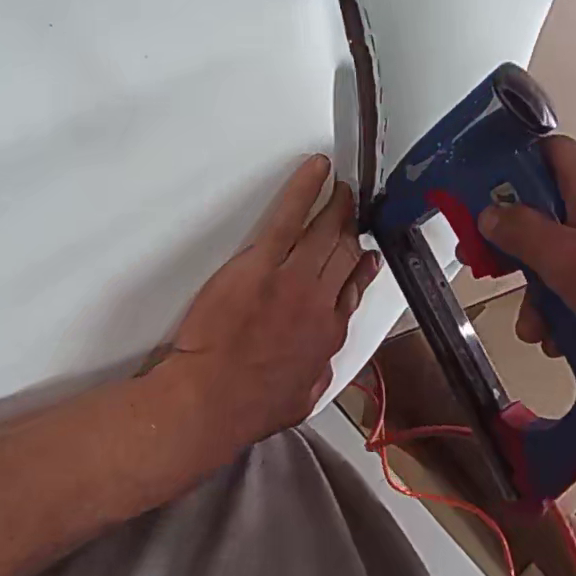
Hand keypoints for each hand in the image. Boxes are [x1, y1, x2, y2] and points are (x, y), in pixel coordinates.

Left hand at [166, 155, 381, 449]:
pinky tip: (315, 170)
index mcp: (327, 334)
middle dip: (352, 228)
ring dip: (337, 205)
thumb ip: (315, 374)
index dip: (361, 269)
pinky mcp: (261, 264)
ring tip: (342, 188)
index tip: (364, 257)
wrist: (211, 399)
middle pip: (345, 254)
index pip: (352, 291)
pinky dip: (305, 190)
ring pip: (325, 232)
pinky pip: (289, 218)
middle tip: (354, 209)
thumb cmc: (247, 405)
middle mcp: (318, 302)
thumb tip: (318, 364)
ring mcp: (292, 279)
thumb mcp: (299, 397)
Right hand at [475, 136, 575, 369]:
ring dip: (546, 285)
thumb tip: (491, 213)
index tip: (478, 213)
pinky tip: (572, 332)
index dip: (500, 178)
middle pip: (546, 204)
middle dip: (520, 251)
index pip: (534, 153)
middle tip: (502, 278)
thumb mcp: (569, 262)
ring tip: (542, 328)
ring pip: (569, 242)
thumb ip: (521, 233)